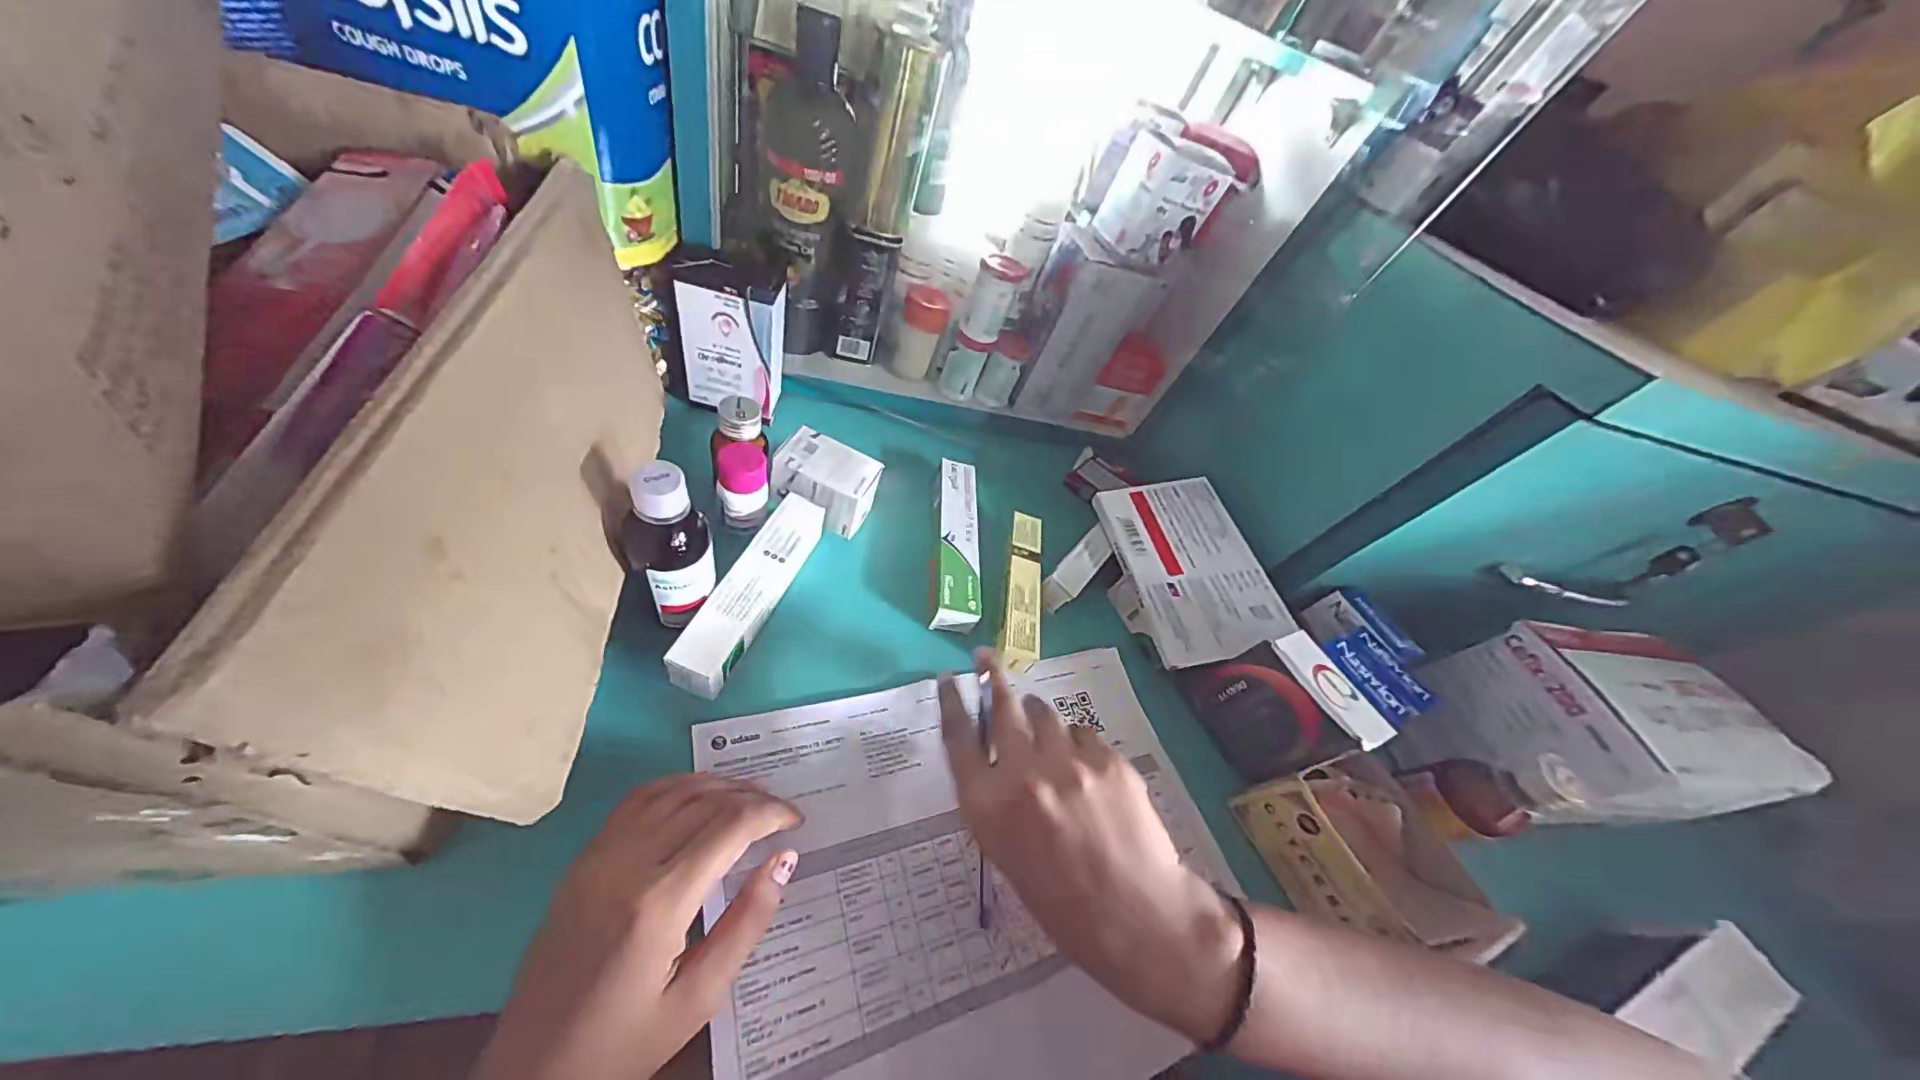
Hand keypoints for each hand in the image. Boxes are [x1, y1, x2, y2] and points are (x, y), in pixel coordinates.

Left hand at [473, 775, 801, 1079]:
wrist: (531, 1069)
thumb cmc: (623, 1041)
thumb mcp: (699, 998)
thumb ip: (747, 922)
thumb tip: (784, 860)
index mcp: (660, 901)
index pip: (731, 825)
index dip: (771, 813)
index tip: (795, 821)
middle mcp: (628, 863)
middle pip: (705, 801)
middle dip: (753, 796)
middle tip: (779, 812)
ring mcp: (599, 856)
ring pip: (672, 790)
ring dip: (718, 785)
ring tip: (749, 798)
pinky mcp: (583, 859)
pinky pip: (637, 800)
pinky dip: (676, 785)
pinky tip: (697, 795)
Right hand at [937, 649, 1242, 1044]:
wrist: (1137, 916)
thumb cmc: (1062, 903)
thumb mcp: (1007, 854)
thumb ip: (996, 801)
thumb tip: (998, 760)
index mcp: (987, 807)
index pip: (958, 738)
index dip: (951, 703)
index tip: (949, 680)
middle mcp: (1021, 775)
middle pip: (1002, 709)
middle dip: (992, 677)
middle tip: (986, 658)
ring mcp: (1067, 763)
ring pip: (1045, 714)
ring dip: (1038, 716)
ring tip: (1042, 728)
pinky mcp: (1106, 759)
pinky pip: (1082, 734)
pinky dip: (1076, 743)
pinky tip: (1083, 768)